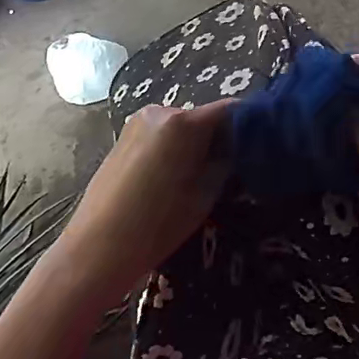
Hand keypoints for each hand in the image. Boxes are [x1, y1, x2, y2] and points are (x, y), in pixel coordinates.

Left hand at [54, 99, 236, 301]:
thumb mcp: (205, 194)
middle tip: (233, 167)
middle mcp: (161, 110)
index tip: (262, 145)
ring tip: (202, 177)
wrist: (96, 249)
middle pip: (205, 117)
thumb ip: (226, 161)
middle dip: (221, 137)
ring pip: (183, 127)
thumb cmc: (157, 224)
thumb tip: (239, 146)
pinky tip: (175, 177)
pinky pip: (163, 135)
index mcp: (184, 122)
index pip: (231, 110)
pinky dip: (175, 149)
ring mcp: (138, 122)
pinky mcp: (125, 136)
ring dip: (197, 144)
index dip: (250, 126)